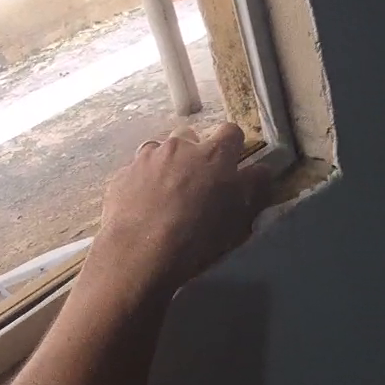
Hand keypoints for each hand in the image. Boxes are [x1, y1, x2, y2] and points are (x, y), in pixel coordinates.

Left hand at [83, 123, 270, 301]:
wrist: (140, 252)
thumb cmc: (198, 236)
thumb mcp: (237, 216)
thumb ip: (253, 186)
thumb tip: (262, 169)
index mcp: (213, 154)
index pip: (231, 132)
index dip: (232, 147)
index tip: (231, 164)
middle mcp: (179, 146)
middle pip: (191, 137)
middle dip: (195, 153)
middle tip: (197, 182)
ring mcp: (146, 158)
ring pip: (161, 151)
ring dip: (167, 165)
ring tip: (167, 194)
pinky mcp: (122, 174)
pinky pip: (137, 170)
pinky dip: (143, 181)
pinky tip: (143, 206)